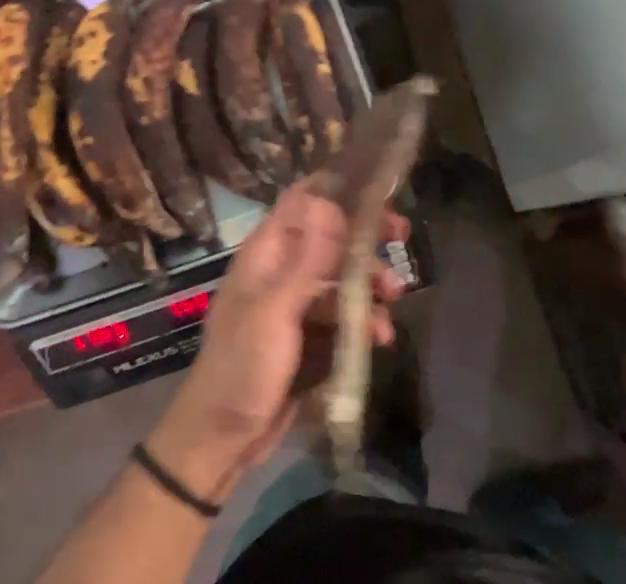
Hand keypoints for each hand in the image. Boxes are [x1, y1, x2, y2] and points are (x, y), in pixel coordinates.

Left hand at [145, 182, 408, 502]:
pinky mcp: (310, 338)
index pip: (301, 201)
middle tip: (402, 236)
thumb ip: (306, 259)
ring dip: (372, 282)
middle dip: (366, 236)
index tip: (379, 188)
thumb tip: (330, 202)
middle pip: (331, 236)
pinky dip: (365, 321)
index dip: (337, 189)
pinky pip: (345, 317)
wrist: (223, 437)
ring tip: (395, 297)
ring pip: (343, 277)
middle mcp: (281, 271)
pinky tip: (380, 339)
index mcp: (265, 254)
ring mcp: (296, 305)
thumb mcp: (275, 311)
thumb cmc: (242, 367)